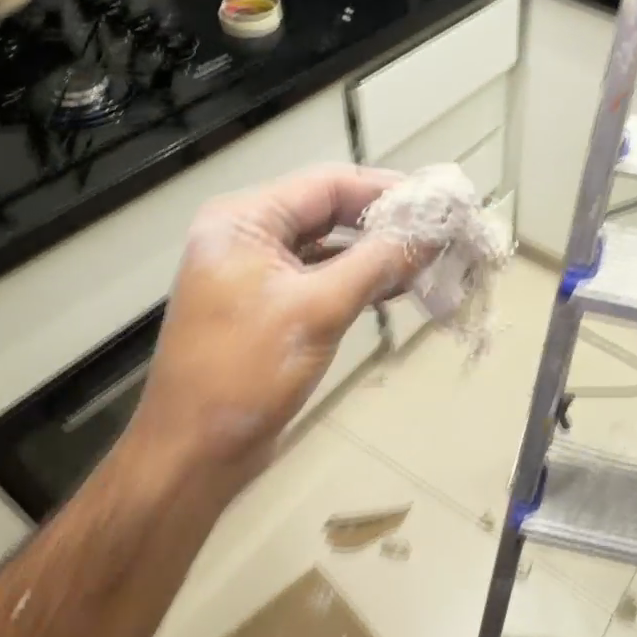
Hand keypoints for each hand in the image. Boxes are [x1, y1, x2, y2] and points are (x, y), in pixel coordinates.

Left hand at [126, 166, 421, 484]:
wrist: (194, 453)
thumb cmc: (246, 373)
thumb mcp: (319, 310)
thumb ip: (378, 262)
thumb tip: (433, 230)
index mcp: (243, 220)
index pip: (328, 184)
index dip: (387, 188)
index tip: (440, 200)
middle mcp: (247, 234)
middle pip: (330, 210)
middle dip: (386, 221)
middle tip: (442, 230)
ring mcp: (257, 270)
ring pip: (330, 244)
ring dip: (378, 252)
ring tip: (431, 257)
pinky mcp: (269, 304)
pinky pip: (323, 275)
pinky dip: (360, 278)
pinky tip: (401, 285)